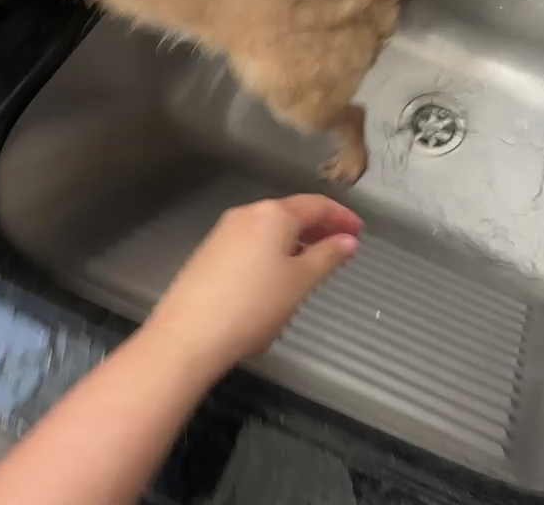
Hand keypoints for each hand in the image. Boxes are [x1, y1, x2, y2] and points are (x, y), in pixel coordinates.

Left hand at [145, 195, 361, 366]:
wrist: (184, 340)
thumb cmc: (252, 306)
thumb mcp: (301, 282)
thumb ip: (328, 256)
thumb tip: (348, 240)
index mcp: (274, 214)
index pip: (317, 205)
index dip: (342, 217)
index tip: (359, 232)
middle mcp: (248, 214)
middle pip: (292, 214)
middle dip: (319, 229)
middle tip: (340, 248)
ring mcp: (224, 233)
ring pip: (270, 230)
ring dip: (296, 242)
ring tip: (312, 267)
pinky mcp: (208, 255)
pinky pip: (251, 244)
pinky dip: (273, 252)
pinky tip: (276, 279)